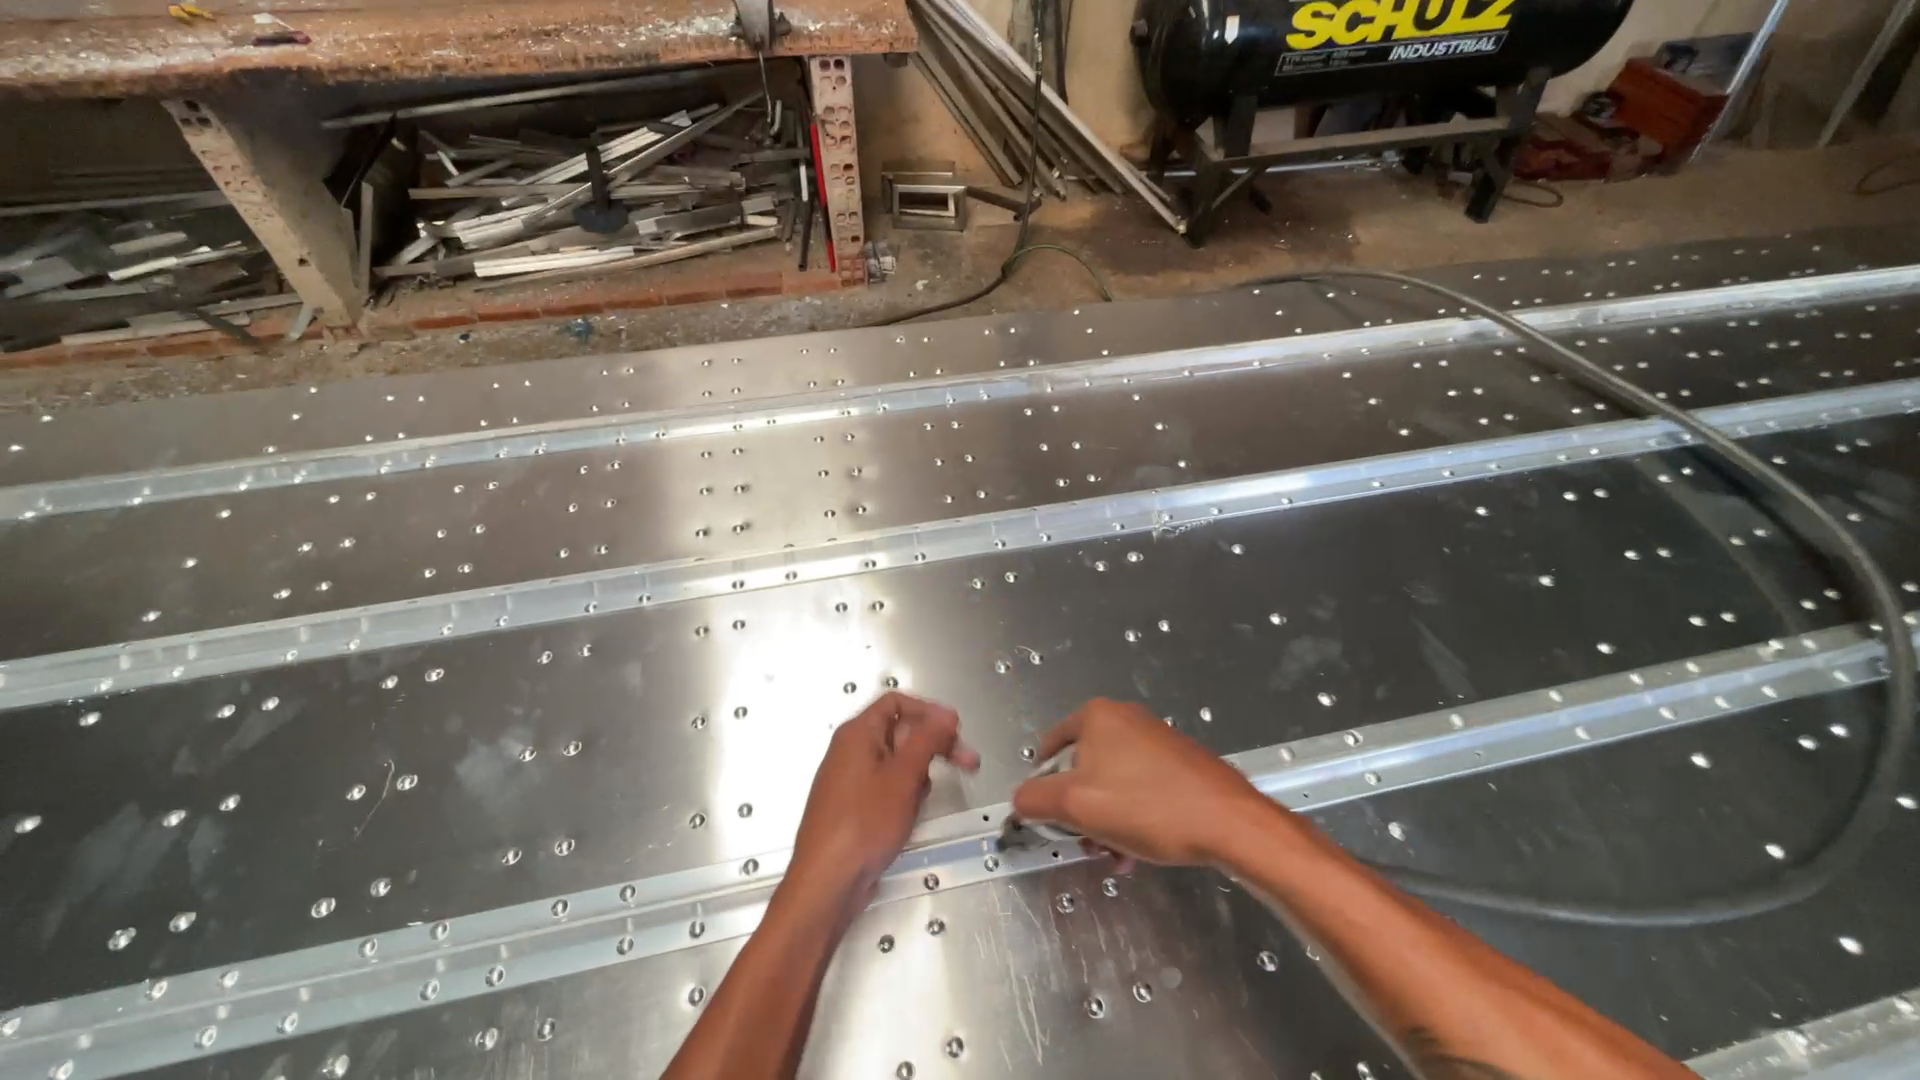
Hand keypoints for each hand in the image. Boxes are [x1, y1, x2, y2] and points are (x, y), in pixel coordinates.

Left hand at [789, 692, 980, 903]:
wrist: (828, 880)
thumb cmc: (864, 823)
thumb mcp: (904, 775)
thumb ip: (928, 739)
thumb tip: (946, 713)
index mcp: (857, 733)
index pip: (897, 702)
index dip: (929, 711)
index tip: (956, 729)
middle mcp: (850, 750)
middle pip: (900, 731)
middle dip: (934, 746)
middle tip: (966, 761)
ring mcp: (851, 779)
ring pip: (896, 762)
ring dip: (919, 775)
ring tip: (922, 798)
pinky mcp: (854, 806)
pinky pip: (887, 787)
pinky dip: (904, 794)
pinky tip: (909, 814)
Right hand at [1012, 698, 1271, 865]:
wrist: (1231, 824)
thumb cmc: (1150, 808)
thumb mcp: (1076, 806)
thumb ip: (1034, 799)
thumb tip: (1021, 800)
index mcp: (1097, 716)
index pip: (1048, 749)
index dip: (1041, 786)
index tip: (1048, 817)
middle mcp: (1126, 719)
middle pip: (1081, 770)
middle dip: (1079, 812)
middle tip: (1087, 842)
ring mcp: (1156, 739)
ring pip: (1111, 785)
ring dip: (1106, 822)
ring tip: (1118, 854)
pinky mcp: (1180, 763)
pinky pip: (1140, 790)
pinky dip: (1133, 819)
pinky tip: (1140, 849)